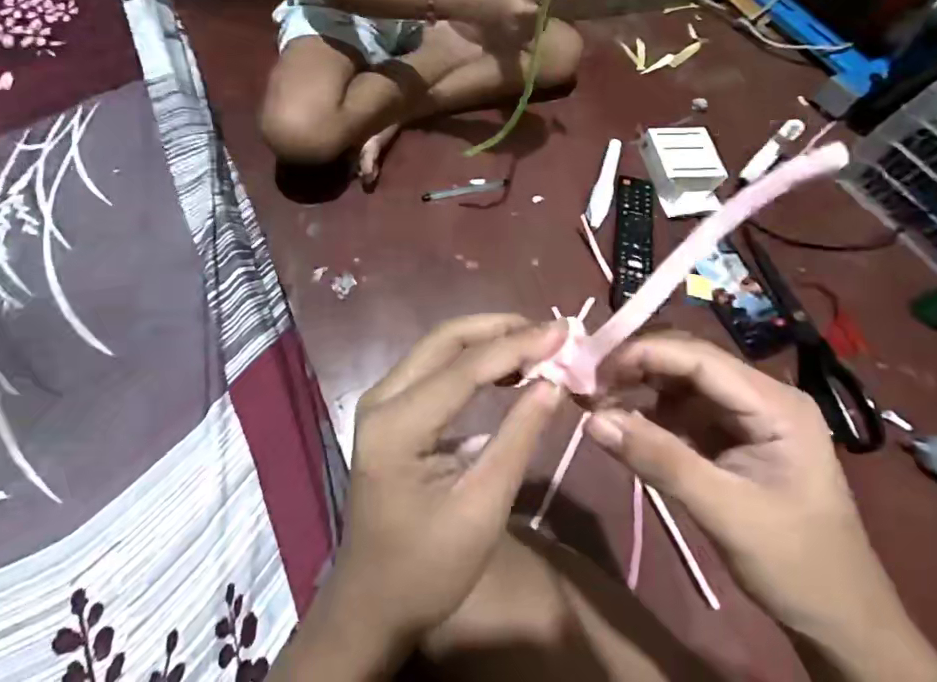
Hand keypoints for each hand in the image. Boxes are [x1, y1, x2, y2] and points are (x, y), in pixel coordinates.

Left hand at [330, 315, 567, 646]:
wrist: (371, 607)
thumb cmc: (428, 568)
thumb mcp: (483, 507)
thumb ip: (518, 437)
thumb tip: (555, 381)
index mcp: (397, 425)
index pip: (465, 367)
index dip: (518, 344)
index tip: (565, 331)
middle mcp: (382, 399)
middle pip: (447, 340)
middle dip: (503, 329)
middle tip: (553, 333)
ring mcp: (381, 401)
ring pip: (441, 347)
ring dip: (490, 339)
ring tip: (539, 345)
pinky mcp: (391, 411)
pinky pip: (436, 367)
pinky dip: (476, 359)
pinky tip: (509, 368)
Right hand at [585, 334, 882, 638]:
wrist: (841, 622)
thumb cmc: (796, 564)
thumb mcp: (724, 511)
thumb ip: (660, 460)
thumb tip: (593, 419)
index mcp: (776, 403)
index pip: (701, 358)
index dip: (645, 353)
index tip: (594, 367)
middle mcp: (763, 397)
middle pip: (691, 364)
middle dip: (639, 367)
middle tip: (587, 384)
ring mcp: (750, 418)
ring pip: (685, 386)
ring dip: (642, 390)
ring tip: (596, 402)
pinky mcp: (736, 441)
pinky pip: (688, 415)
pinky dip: (654, 417)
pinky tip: (625, 424)